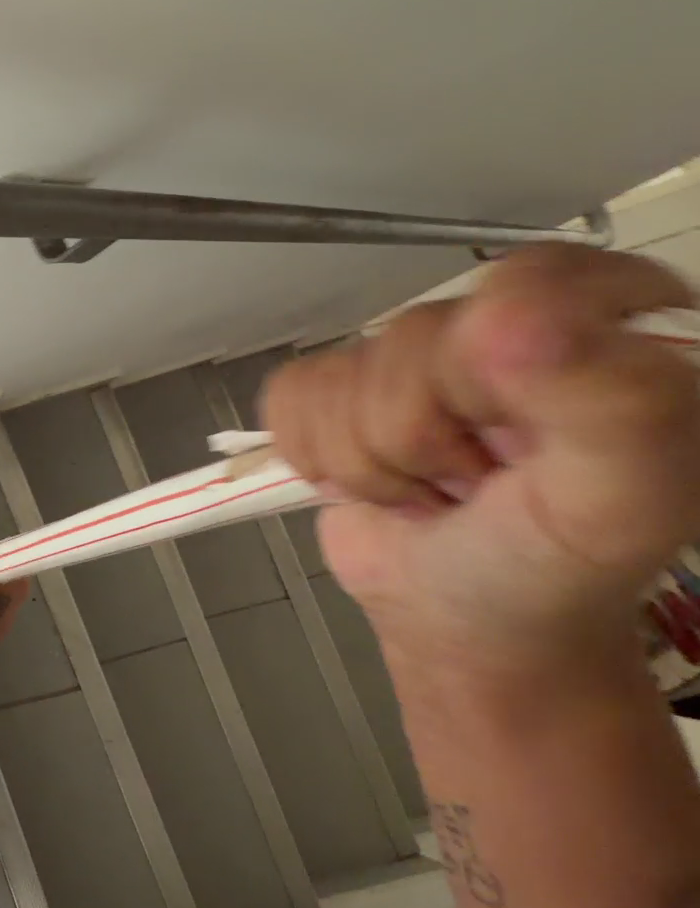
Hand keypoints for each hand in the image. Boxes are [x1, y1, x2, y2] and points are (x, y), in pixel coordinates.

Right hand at [262, 245, 699, 683]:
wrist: (463, 621)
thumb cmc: (550, 569)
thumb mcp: (620, 500)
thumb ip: (607, 401)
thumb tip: (501, 318)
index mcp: (602, 319)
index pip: (517, 285)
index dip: (494, 370)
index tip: (520, 440)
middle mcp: (500, 322)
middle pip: (409, 339)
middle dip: (422, 438)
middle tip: (475, 484)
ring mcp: (406, 359)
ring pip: (338, 375)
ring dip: (370, 463)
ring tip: (430, 492)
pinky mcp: (332, 391)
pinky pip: (287, 396)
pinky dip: (314, 458)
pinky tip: (372, 482)